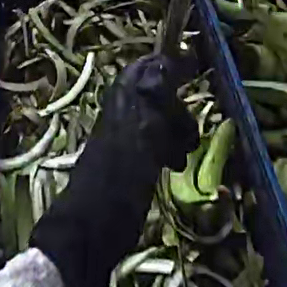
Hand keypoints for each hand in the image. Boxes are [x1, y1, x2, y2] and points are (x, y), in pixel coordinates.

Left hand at [29, 55, 198, 286]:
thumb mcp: (146, 128)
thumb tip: (178, 55)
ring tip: (183, 152)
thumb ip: (160, 91)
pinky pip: (157, 142)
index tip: (196, 72)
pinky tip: (174, 164)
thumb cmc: (120, 177)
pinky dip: (169, 148)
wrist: (90, 231)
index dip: (173, 67)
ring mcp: (124, 136)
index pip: (150, 66)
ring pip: (161, 118)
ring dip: (177, 131)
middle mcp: (122, 111)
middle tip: (188, 129)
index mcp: (123, 98)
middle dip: (179, 107)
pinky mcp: (128, 160)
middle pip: (159, 93)